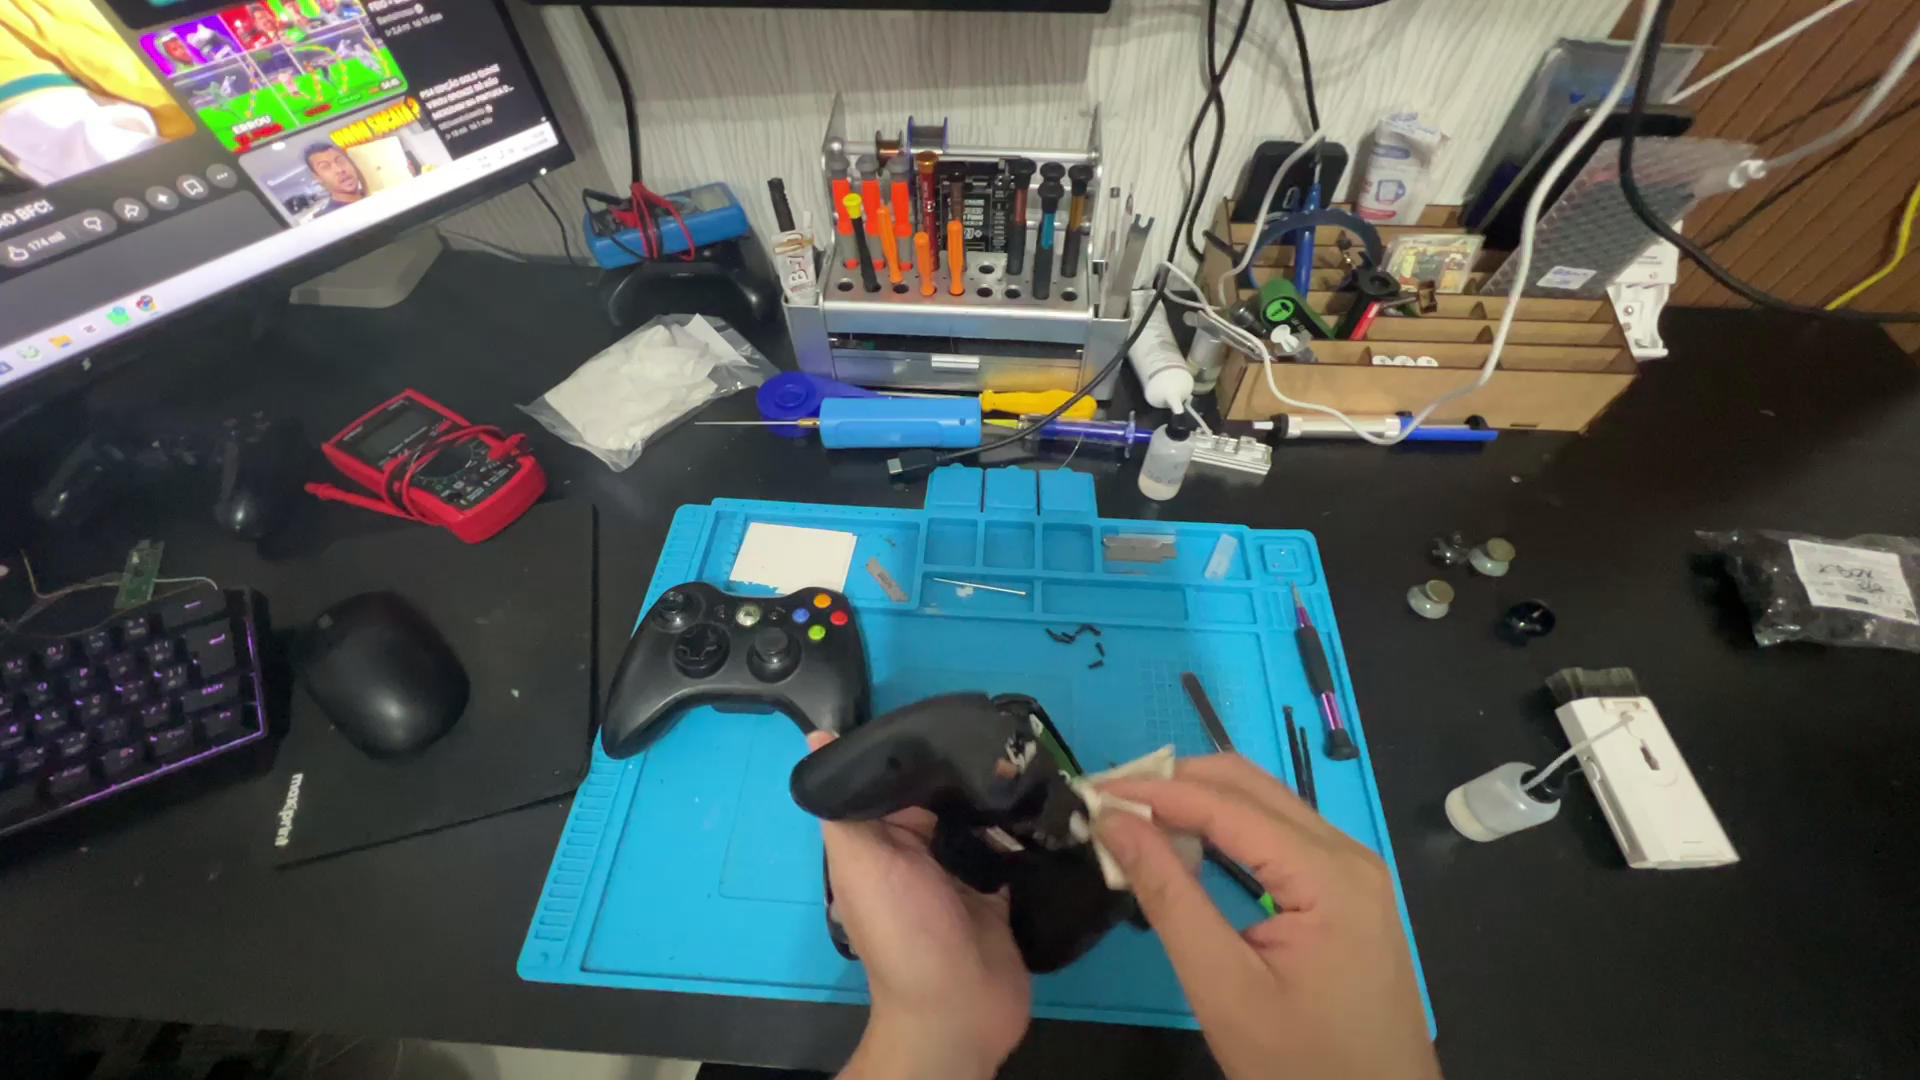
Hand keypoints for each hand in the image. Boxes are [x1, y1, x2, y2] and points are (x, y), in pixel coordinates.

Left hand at [807, 731, 1029, 1079]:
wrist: (957, 1008)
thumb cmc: (903, 928)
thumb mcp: (861, 861)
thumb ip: (844, 805)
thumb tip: (817, 738)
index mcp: (883, 838)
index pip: (898, 778)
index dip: (917, 747)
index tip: (948, 710)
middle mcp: (920, 848)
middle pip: (943, 793)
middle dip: (966, 765)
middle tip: (1002, 729)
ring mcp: (961, 868)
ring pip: (978, 815)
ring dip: (997, 793)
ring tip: (1027, 756)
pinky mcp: (998, 885)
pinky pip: (1010, 844)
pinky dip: (1021, 825)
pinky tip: (1043, 796)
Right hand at [1097, 754, 1439, 1079]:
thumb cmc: (1301, 1067)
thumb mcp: (1222, 986)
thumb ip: (1166, 894)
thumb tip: (1112, 822)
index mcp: (1328, 874)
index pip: (1227, 804)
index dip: (1156, 790)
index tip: (1096, 791)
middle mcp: (1346, 852)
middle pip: (1246, 784)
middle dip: (1172, 780)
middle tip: (1111, 798)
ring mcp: (1349, 866)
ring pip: (1259, 798)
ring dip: (1194, 796)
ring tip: (1135, 812)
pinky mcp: (1341, 884)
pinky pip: (1272, 827)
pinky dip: (1219, 820)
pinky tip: (1182, 836)